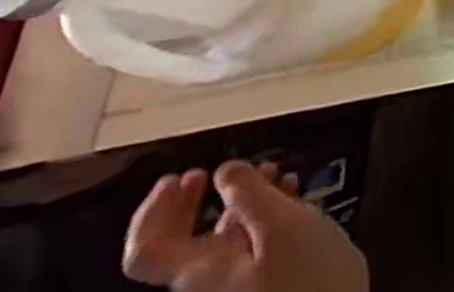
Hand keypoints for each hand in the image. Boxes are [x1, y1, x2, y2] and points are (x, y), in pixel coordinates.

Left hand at [123, 161, 368, 291]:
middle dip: (195, 203)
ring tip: (272, 173)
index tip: (180, 178)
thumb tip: (224, 172)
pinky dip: (262, 217)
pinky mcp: (264, 283)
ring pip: (222, 239)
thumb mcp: (284, 227)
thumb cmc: (306, 278)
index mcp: (200, 273)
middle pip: (181, 243)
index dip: (153, 212)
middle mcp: (207, 283)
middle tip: (213, 172)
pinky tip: (289, 198)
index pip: (146, 250)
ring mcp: (236, 285)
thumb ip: (251, 195)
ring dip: (240, 202)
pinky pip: (248, 247)